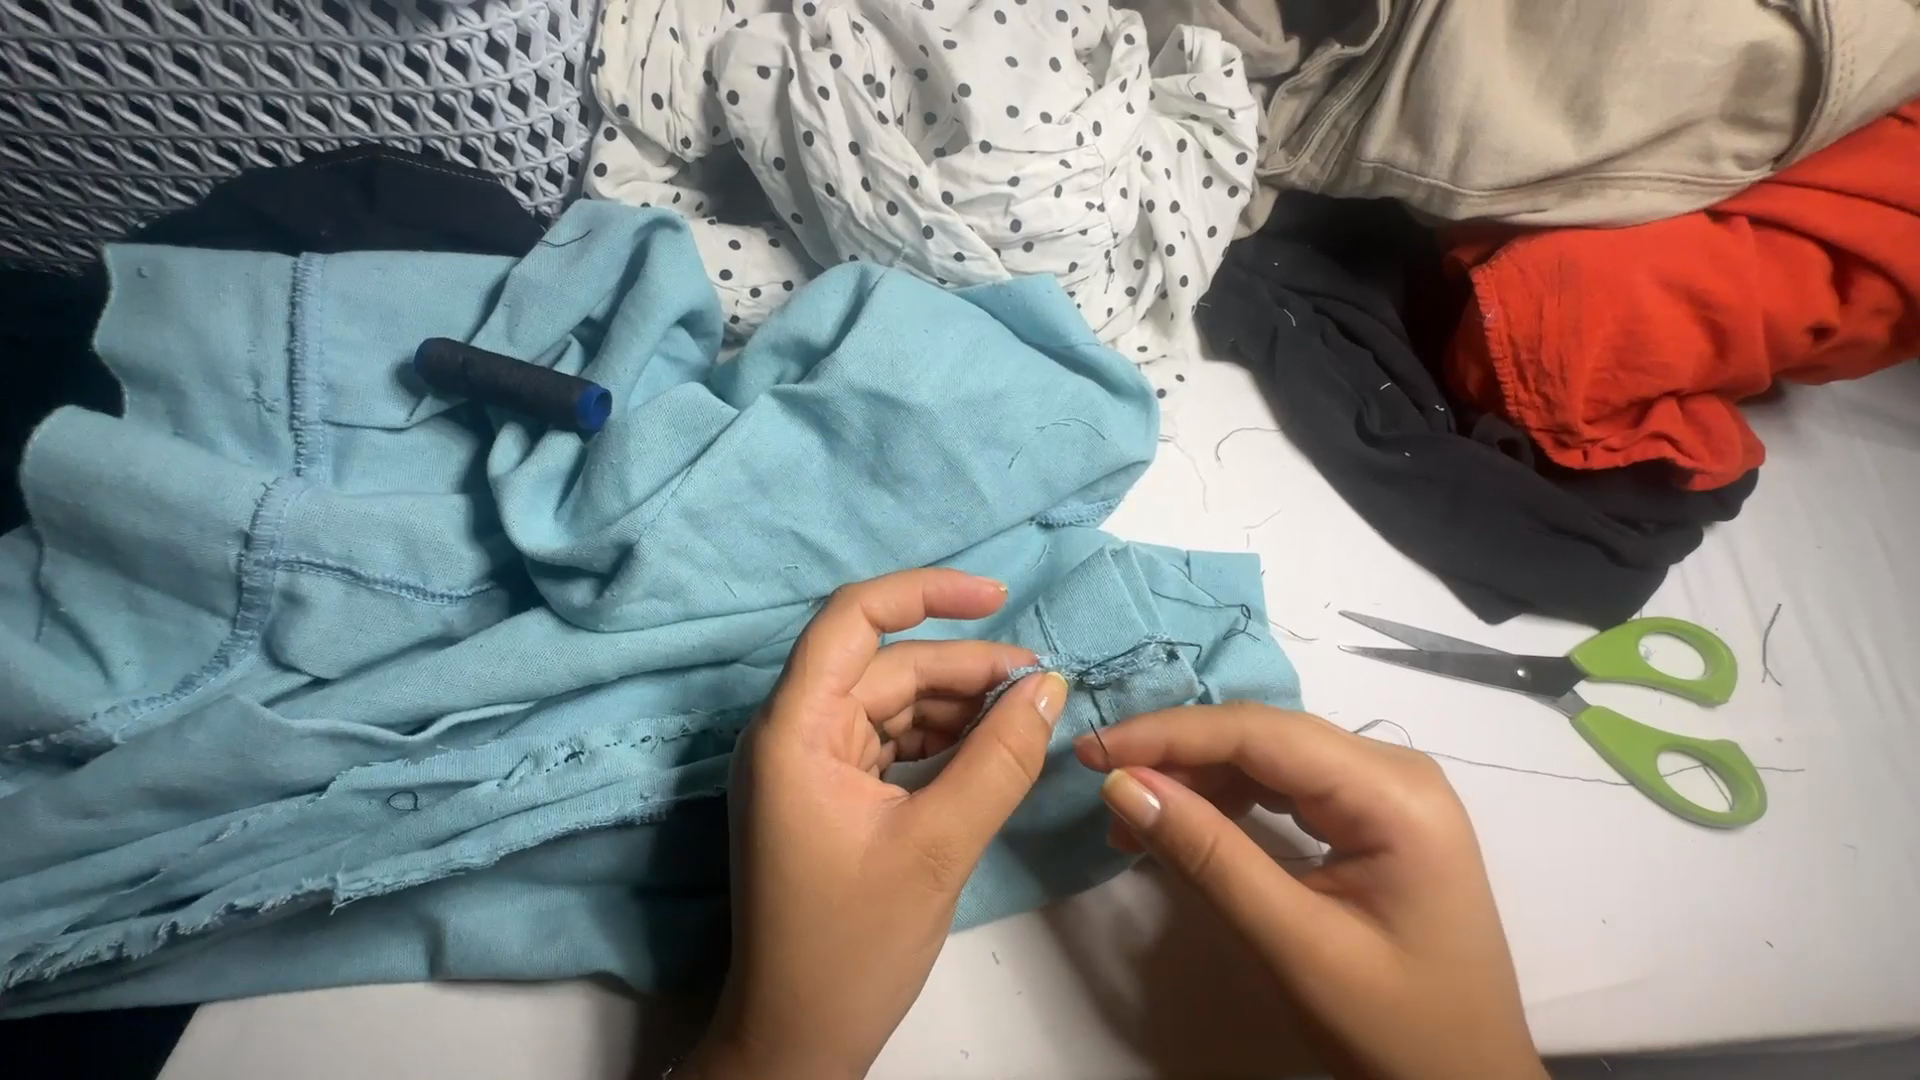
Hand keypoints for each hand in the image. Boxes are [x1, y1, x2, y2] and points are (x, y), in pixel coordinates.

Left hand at [682, 569, 1068, 1079]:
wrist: (798, 1040)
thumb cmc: (852, 949)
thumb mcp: (939, 849)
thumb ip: (999, 761)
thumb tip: (1049, 688)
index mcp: (794, 731)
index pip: (851, 620)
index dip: (924, 592)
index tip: (996, 597)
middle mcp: (794, 730)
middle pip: (886, 665)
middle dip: (964, 669)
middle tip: (1039, 685)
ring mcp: (810, 759)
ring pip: (894, 699)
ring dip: (959, 702)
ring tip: (1024, 715)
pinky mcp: (831, 786)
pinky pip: (893, 737)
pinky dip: (942, 736)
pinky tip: (989, 744)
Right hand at [1076, 705, 1546, 1079]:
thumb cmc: (1396, 1029)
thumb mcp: (1295, 945)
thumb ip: (1207, 856)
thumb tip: (1120, 783)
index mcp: (1393, 793)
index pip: (1259, 734)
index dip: (1168, 734)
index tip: (1095, 751)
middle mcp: (1390, 769)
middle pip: (1259, 736)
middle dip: (1175, 753)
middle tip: (1103, 782)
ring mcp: (1379, 787)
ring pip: (1261, 754)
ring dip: (1193, 777)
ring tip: (1131, 814)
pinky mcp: (1361, 810)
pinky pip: (1276, 782)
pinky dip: (1222, 798)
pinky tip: (1182, 819)